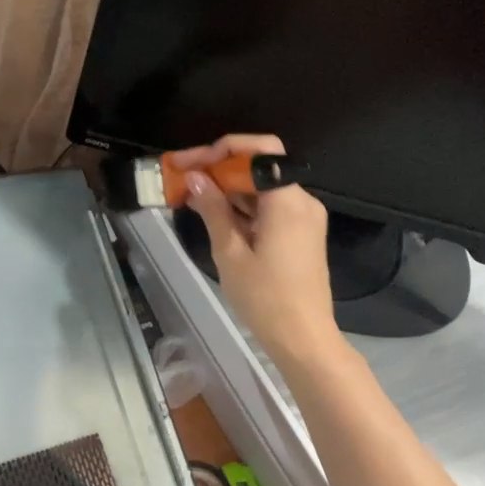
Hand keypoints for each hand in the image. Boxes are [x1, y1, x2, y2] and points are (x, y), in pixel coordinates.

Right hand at [172, 135, 341, 360]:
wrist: (303, 337)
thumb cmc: (265, 298)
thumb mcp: (230, 252)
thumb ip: (213, 209)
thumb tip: (195, 177)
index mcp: (287, 202)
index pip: (261, 151)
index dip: (223, 148)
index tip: (190, 162)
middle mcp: (302, 201)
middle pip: (259, 166)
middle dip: (218, 167)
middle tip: (181, 177)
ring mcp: (303, 217)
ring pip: (261, 186)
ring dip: (227, 186)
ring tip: (188, 195)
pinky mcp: (300, 232)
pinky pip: (268, 205)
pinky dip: (240, 204)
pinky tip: (212, 213)